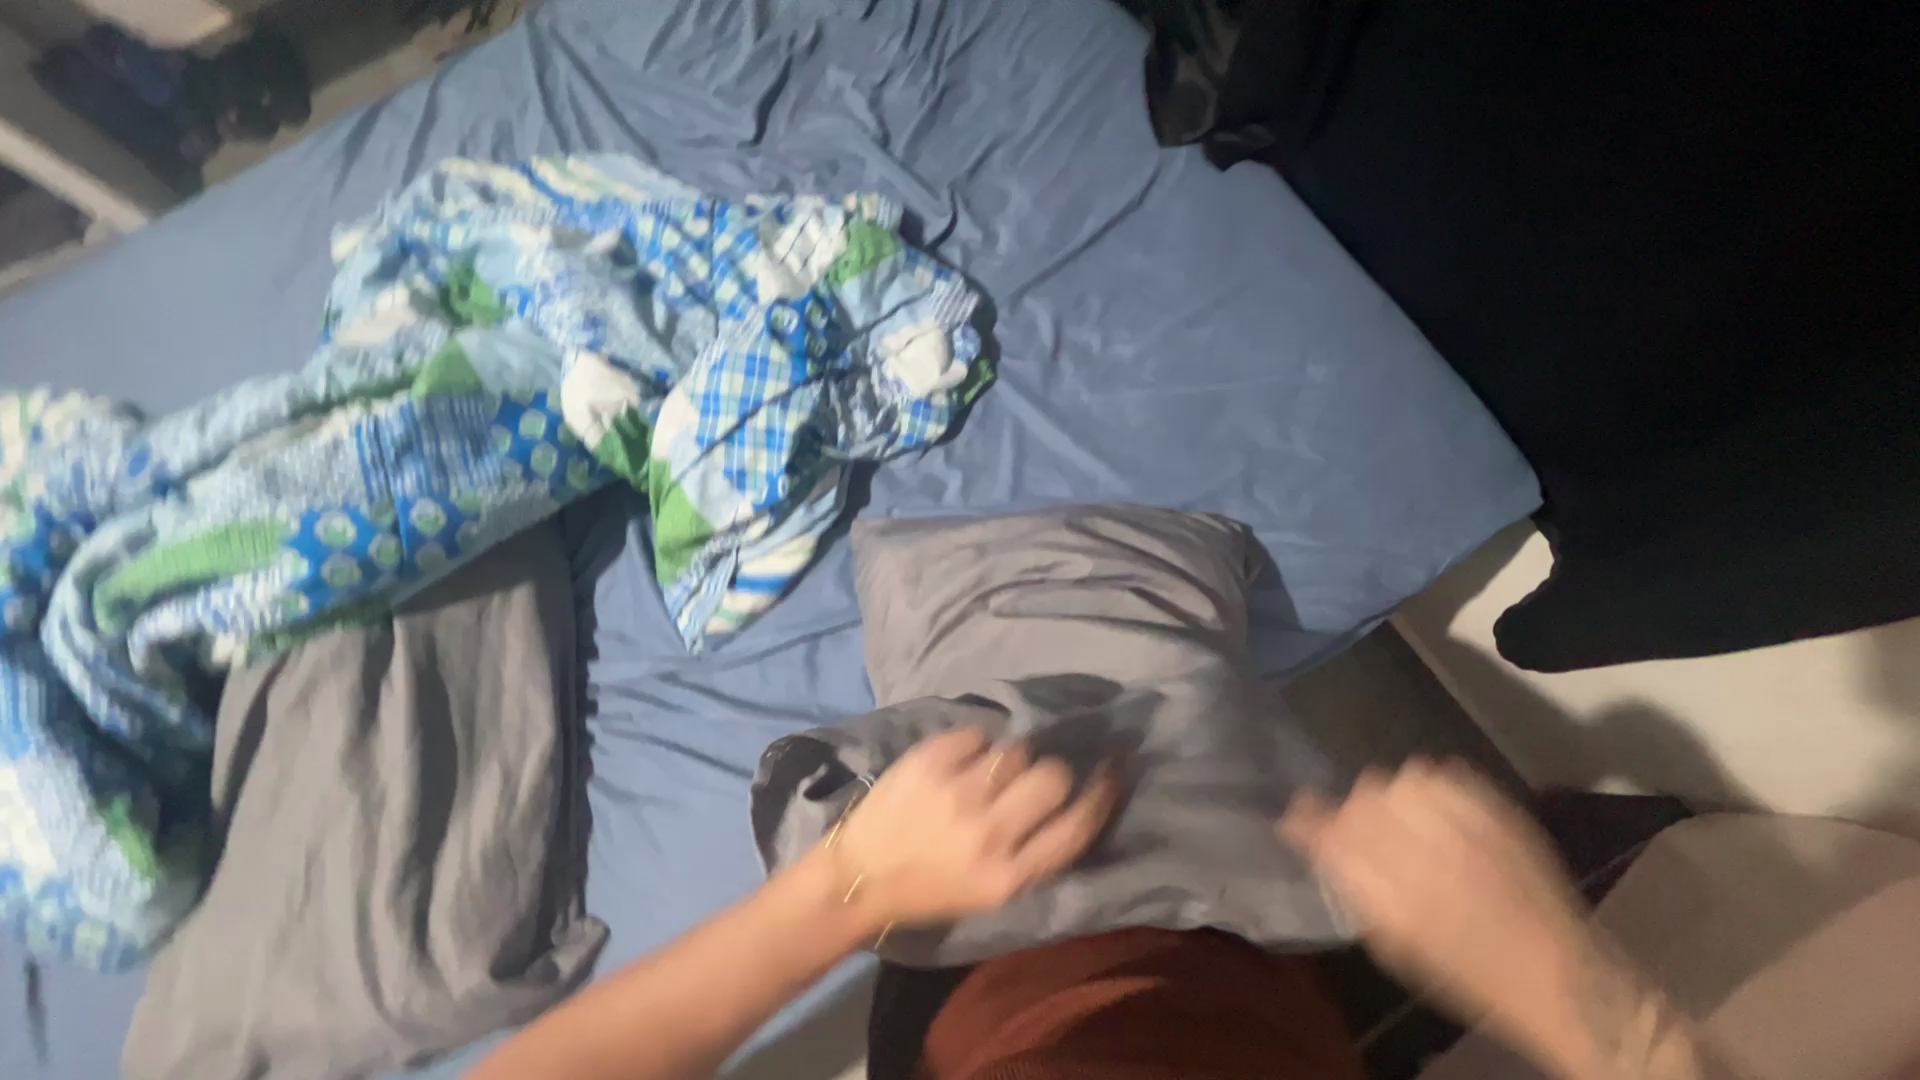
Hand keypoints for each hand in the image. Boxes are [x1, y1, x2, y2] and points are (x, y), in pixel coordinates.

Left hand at [832, 727, 1120, 927]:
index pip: (1077, 826)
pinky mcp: (927, 763)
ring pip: (1016, 751)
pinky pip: (976, 734)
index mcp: (1008, 876)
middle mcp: (988, 833)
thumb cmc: (929, 888)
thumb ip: (1034, 852)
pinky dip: (973, 745)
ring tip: (987, 772)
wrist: (858, 877)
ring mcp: (956, 793)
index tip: (1108, 773)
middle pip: (1052, 777)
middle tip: (1029, 779)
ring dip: (1009, 760)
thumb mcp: (991, 891)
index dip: (1102, 794)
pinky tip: (959, 761)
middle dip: (1049, 773)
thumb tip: (1073, 798)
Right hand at [1278, 760, 1599, 1051]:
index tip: (1297, 817)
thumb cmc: (1467, 972)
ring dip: (1391, 793)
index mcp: (1392, 892)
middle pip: (1361, 796)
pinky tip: (1436, 807)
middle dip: (1354, 807)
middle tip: (1364, 828)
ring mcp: (1464, 826)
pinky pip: (1443, 773)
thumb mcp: (1395, 944)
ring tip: (1403, 817)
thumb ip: (1352, 885)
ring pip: (1399, 778)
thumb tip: (1313, 840)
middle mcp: (1424, 850)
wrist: (1561, 977)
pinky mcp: (1497, 810)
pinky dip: (1430, 784)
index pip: (1327, 831)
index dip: (1306, 818)